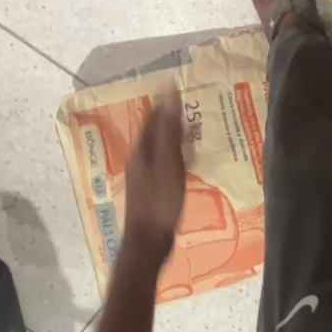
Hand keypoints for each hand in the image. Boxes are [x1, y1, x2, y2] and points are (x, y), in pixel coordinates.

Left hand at [121, 92, 185, 263]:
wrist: (148, 243)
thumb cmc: (160, 202)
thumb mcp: (168, 163)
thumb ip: (170, 131)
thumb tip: (170, 95)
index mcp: (141, 150)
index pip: (153, 116)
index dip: (166, 102)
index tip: (183, 88)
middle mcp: (139, 159)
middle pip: (154, 131)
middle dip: (170, 117)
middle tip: (192, 107)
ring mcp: (143, 176)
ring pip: (158, 147)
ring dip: (172, 136)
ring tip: (193, 130)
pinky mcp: (150, 190)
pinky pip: (162, 163)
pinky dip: (174, 154)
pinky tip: (186, 161)